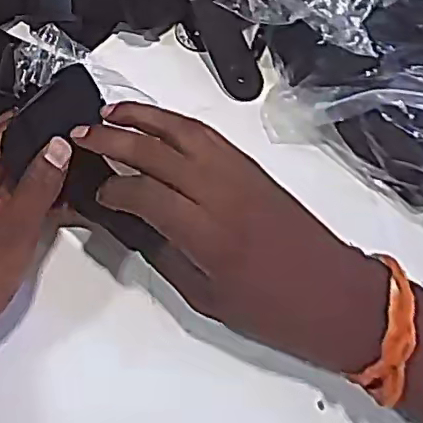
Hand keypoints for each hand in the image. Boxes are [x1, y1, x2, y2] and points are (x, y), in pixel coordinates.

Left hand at [0, 112, 71, 342]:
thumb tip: (58, 146)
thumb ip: (41, 182)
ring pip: (26, 166)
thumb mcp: (17, 224)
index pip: (10, 126)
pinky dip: (45, 194)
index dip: (42, 128)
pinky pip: (26, 188)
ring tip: (77, 182)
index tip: (71, 133)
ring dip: (50, 175)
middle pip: (20, 144)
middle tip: (81, 158)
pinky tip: (69, 203)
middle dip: (50, 152)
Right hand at [73, 102, 388, 374]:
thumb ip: (160, 251)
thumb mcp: (205, 296)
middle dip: (109, 139)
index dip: (111, 189)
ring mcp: (234, 172)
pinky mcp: (246, 163)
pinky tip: (149, 120)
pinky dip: (168, 119)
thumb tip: (128, 221)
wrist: (341, 298)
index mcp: (208, 234)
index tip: (97, 194)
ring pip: (175, 128)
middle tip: (80, 136)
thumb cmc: (276, 309)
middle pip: (151, 151)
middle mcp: (219, 193)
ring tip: (107, 113)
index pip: (142, 193)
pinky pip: (200, 130)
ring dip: (137, 116)